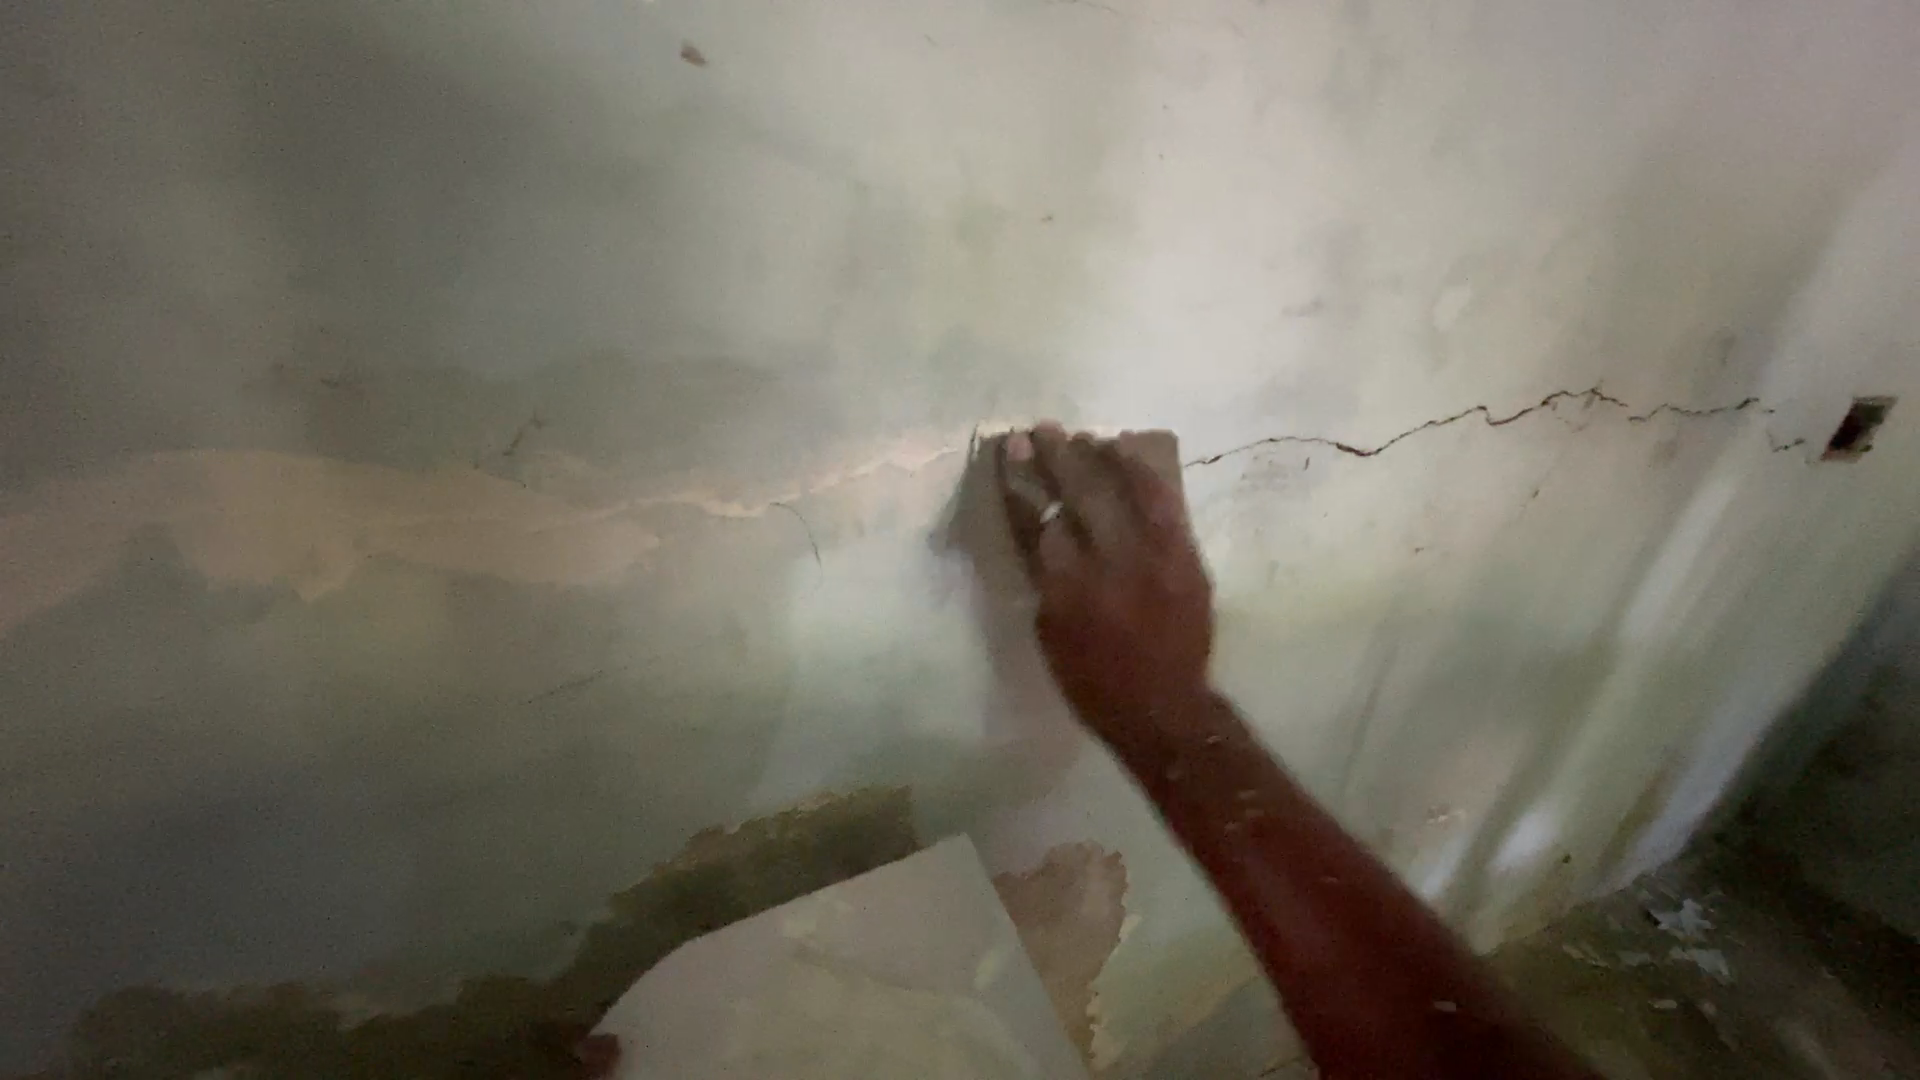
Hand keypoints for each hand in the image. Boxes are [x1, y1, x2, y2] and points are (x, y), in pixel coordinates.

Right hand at [998, 424, 1213, 744]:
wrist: (1166, 708)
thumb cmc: (1094, 683)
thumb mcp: (1049, 635)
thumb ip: (1043, 582)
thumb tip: (1043, 536)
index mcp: (1064, 589)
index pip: (1035, 521)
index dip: (1018, 482)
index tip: (1009, 452)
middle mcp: (1106, 565)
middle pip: (1076, 495)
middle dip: (1055, 457)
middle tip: (1041, 431)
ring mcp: (1151, 557)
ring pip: (1123, 489)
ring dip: (1100, 456)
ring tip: (1085, 437)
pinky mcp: (1184, 556)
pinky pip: (1163, 502)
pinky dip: (1143, 474)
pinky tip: (1129, 454)